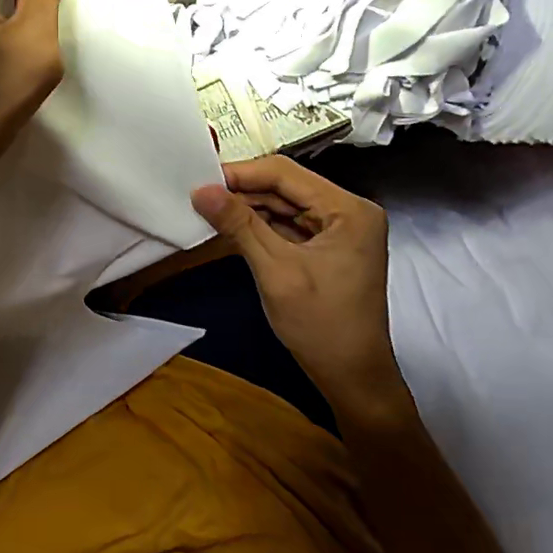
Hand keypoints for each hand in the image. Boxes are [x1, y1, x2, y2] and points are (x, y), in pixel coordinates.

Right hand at [191, 156, 404, 411]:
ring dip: (249, 209)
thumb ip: (239, 224)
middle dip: (243, 191)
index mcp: (348, 209)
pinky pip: (290, 226)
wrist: (353, 378)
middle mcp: (348, 210)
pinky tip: (231, 226)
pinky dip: (261, 227)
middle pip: (286, 187)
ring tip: (208, 208)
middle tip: (199, 194)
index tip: (201, 178)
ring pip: (285, 206)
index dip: (242, 173)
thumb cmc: (320, 326)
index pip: (286, 174)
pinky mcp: (328, 246)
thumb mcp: (275, 270)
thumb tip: (201, 190)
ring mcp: (340, 229)